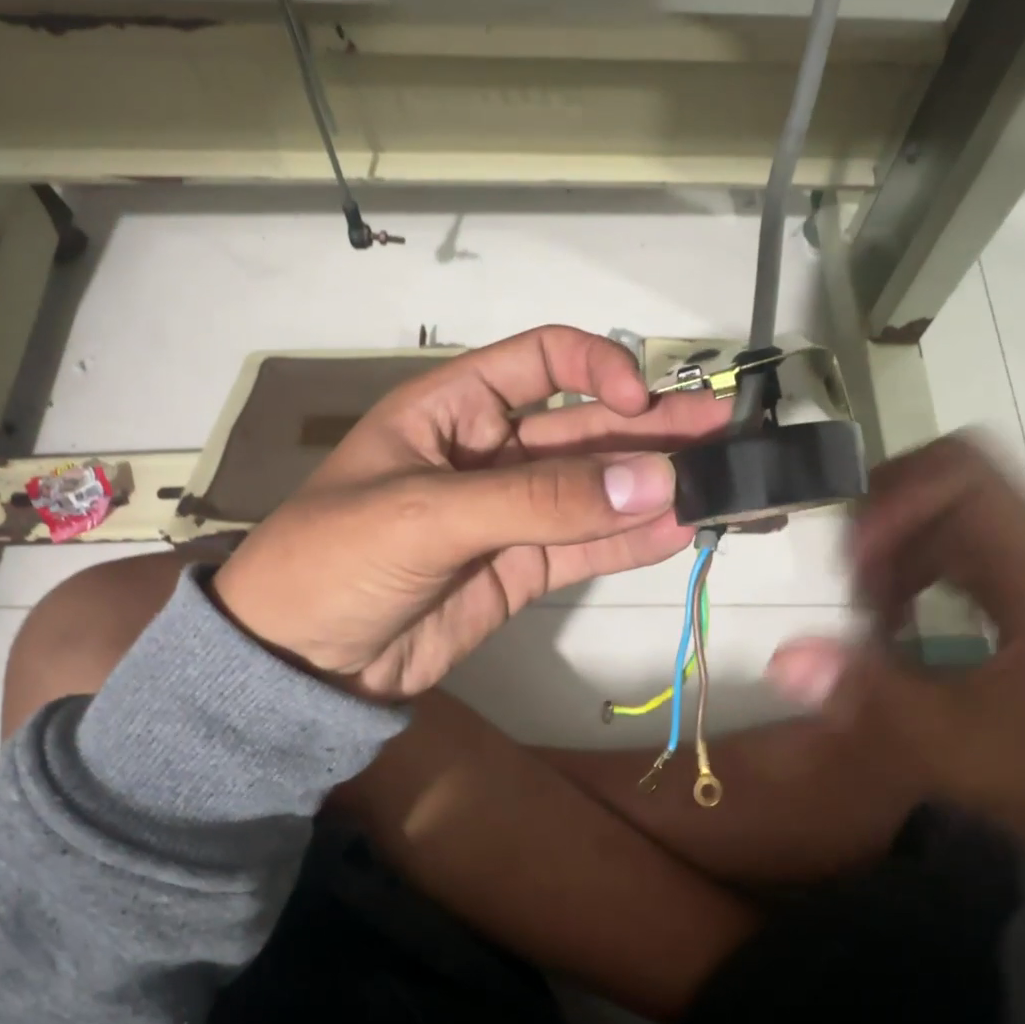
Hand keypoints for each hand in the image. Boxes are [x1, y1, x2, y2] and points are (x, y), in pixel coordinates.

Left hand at [213, 325, 729, 698]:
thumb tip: (655, 482)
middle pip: (586, 427)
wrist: (299, 662)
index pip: (542, 361)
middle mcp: (491, 451)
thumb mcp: (429, 516)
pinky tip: (682, 530)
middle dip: (653, 428)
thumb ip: (542, 501)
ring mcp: (511, 513)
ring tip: (724, 481)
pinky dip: (632, 540)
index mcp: (455, 409)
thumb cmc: (337, 560)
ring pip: (597, 489)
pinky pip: (588, 546)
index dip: (597, 369)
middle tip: (725, 429)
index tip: (640, 403)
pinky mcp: (522, 569)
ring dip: (656, 485)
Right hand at [762, 435, 1024, 854]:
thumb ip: (872, 694)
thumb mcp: (958, 744)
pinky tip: (896, 624)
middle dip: (883, 522)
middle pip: (946, 482)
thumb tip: (781, 657)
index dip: (894, 499)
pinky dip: (911, 570)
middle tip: (852, 583)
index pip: (961, 473)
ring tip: (870, 612)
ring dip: (893, 549)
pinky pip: (955, 549)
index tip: (855, 565)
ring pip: (946, 515)